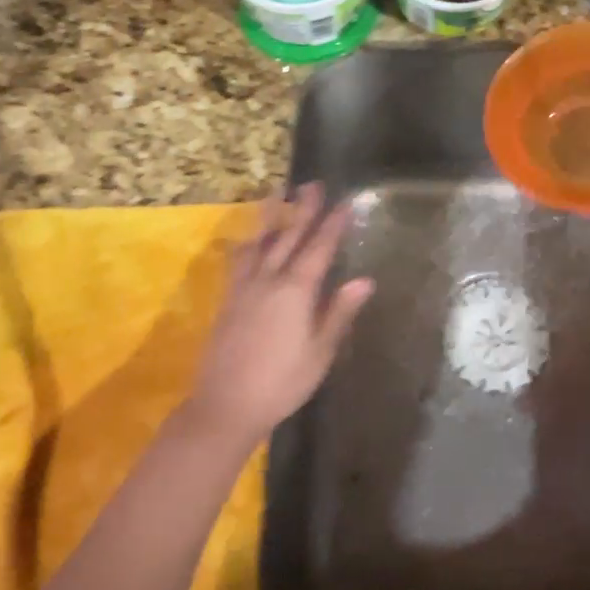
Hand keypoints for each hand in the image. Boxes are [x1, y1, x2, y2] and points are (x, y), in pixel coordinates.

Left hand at [184, 184, 374, 441]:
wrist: (226, 405)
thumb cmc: (282, 382)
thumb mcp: (320, 352)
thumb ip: (339, 313)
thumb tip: (364, 280)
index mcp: (296, 291)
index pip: (319, 248)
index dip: (333, 225)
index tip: (346, 202)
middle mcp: (269, 280)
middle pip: (288, 236)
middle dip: (302, 209)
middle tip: (311, 184)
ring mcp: (244, 288)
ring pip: (259, 242)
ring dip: (270, 217)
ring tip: (276, 195)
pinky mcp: (228, 300)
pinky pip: (239, 261)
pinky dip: (248, 244)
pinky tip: (247, 241)